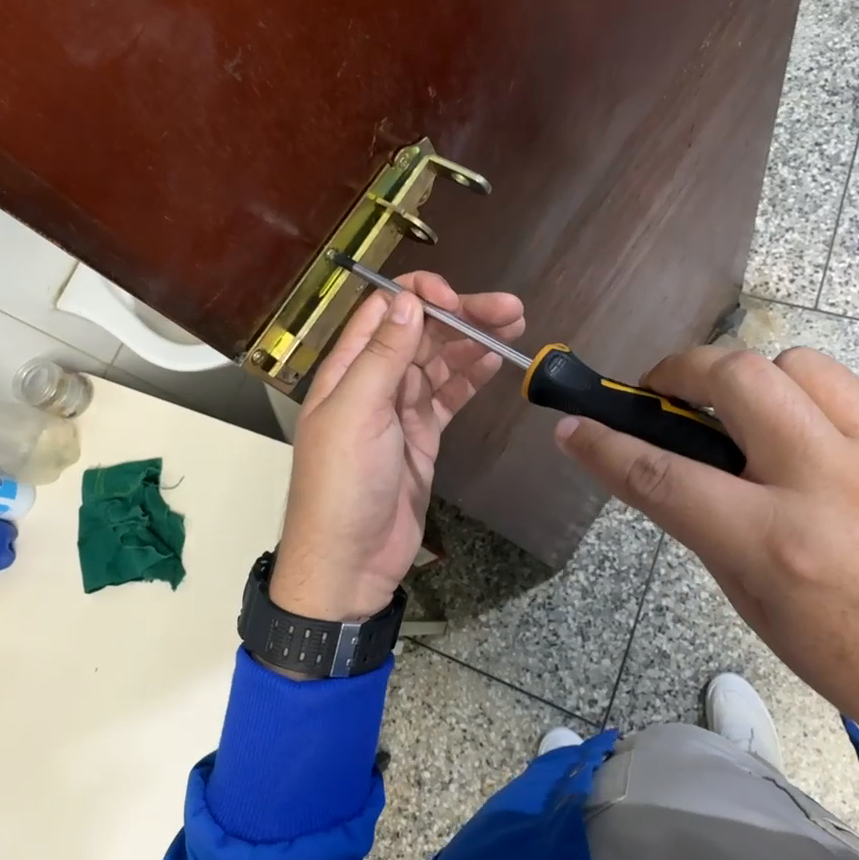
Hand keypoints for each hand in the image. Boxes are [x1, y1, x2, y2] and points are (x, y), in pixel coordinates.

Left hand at [272, 273, 523, 624]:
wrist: (350, 563)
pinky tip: (494, 362)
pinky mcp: (421, 436)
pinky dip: (470, 377)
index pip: (384, 310)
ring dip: (473, 342)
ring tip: (514, 327)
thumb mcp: (358, 413)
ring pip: (438, 361)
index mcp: (348, 368)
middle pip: (420, 332)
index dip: (421, 296)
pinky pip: (448, 396)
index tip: (458, 301)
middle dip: (462, 315)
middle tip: (510, 310)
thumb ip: (382, 355)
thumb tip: (408, 299)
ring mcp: (399, 410)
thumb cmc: (343, 486)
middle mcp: (373, 381)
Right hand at [555, 346, 858, 778]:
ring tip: (756, 418)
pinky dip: (813, 399)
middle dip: (683, 372)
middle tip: (670, 393)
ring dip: (756, 381)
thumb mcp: (758, 603)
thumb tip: (661, 461)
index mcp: (780, 545)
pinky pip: (850, 386)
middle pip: (734, 377)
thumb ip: (707, 522)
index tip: (573, 425)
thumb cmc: (855, 658)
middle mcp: (833, 483)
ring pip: (796, 362)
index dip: (605, 446)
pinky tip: (817, 436)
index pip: (664, 475)